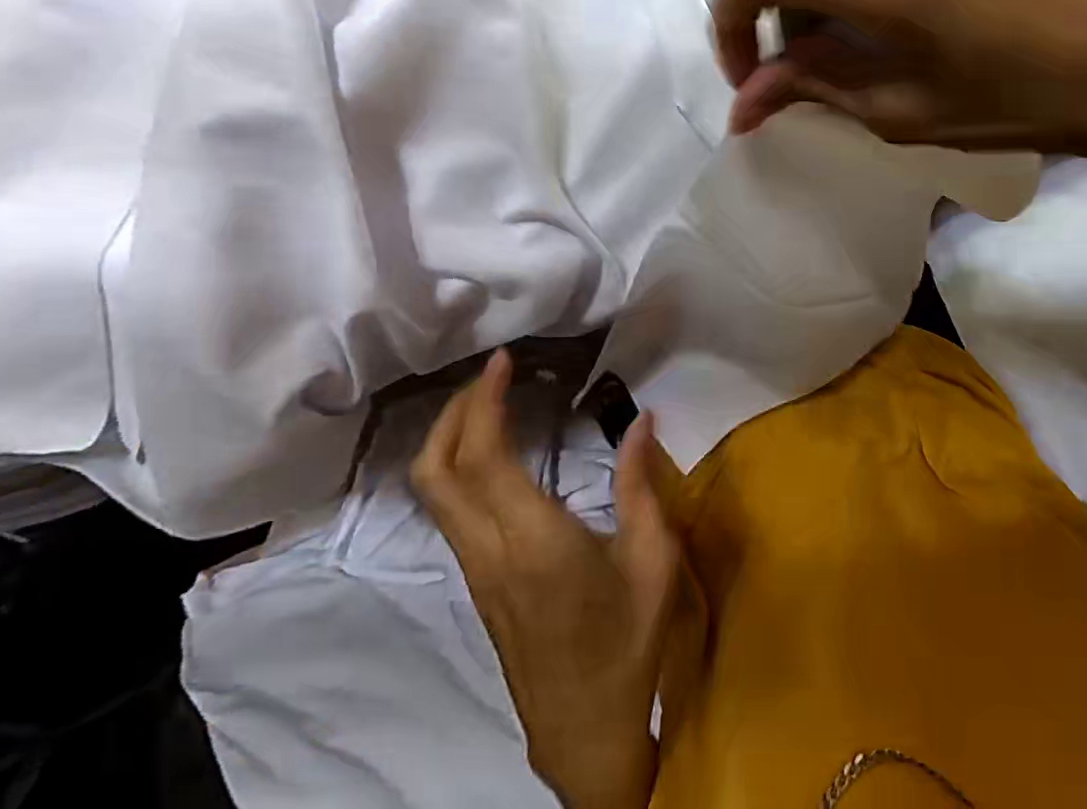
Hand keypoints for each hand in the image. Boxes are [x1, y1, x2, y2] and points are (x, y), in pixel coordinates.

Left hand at [412, 351, 680, 808]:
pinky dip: (458, 468)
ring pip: (433, 492)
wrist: (583, 724)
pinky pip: (449, 511)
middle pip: (437, 469)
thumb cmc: (628, 639)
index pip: (485, 457)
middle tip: (493, 375)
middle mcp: (489, 550)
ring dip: (451, 437)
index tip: (504, 362)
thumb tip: (641, 420)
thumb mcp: (653, 559)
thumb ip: (641, 485)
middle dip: (456, 410)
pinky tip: (496, 456)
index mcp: (535, 540)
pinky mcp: (476, 582)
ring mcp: (474, 569)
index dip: (486, 401)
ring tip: (492, 405)